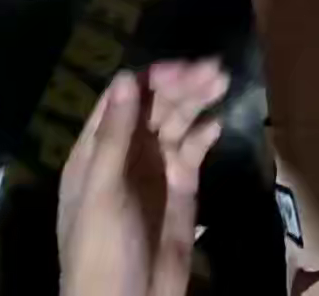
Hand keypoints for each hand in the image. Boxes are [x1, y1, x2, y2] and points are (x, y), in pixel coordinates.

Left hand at [58, 62, 229, 295]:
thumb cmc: (102, 252)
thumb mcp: (102, 194)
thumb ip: (115, 136)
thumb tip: (126, 76)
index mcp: (97, 152)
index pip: (124, 100)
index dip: (151, 78)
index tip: (179, 66)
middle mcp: (128, 151)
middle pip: (157, 104)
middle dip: (183, 84)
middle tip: (213, 69)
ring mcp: (157, 165)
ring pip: (179, 119)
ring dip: (199, 99)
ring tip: (222, 81)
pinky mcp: (183, 180)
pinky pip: (195, 146)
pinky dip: (206, 132)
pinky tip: (216, 126)